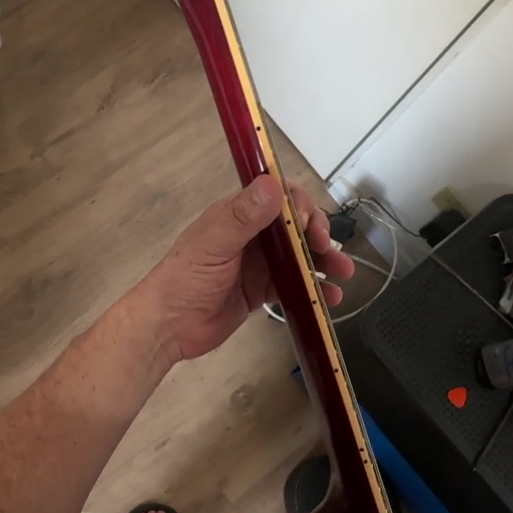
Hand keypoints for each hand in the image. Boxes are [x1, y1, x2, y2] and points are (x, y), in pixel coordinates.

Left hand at [134, 174, 354, 362]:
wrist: (168, 327)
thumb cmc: (184, 279)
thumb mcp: (213, 244)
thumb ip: (242, 216)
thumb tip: (273, 185)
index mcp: (236, 215)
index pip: (276, 195)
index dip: (299, 204)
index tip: (308, 223)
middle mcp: (250, 235)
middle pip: (294, 225)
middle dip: (317, 233)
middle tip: (329, 249)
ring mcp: (256, 264)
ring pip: (299, 255)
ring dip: (323, 261)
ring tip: (344, 273)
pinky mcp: (260, 291)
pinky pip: (294, 285)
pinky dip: (314, 289)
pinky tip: (331, 298)